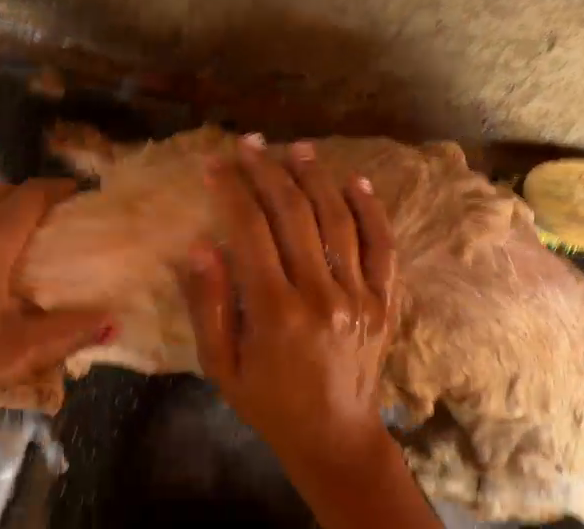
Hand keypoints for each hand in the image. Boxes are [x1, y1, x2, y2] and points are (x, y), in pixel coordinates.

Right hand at [183, 139, 439, 528]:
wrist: (336, 439)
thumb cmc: (268, 402)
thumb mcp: (221, 365)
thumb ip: (209, 304)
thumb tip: (199, 245)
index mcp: (276, 312)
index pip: (249, 230)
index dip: (230, 190)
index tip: (214, 164)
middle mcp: (321, 296)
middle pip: (293, 214)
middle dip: (267, 171)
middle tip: (250, 143)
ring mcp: (360, 297)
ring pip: (338, 220)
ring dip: (315, 178)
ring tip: (296, 148)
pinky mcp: (385, 302)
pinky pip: (382, 246)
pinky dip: (371, 210)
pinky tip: (355, 181)